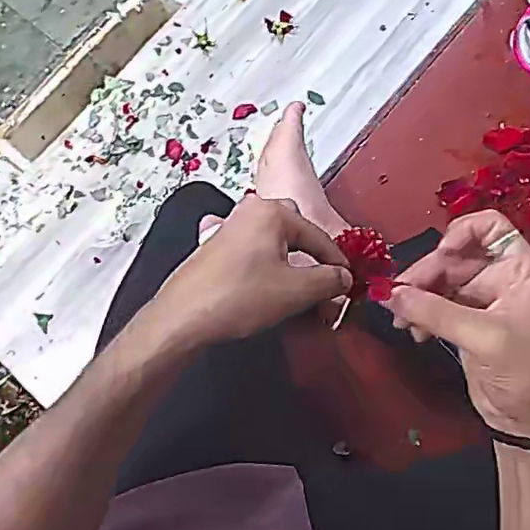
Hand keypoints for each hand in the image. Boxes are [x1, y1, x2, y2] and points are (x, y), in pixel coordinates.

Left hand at [142, 195, 351, 352]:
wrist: (182, 318)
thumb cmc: (236, 298)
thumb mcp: (297, 291)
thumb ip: (329, 281)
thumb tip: (343, 277)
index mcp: (272, 213)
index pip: (318, 235)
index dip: (337, 261)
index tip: (347, 280)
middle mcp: (248, 211)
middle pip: (295, 228)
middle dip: (311, 252)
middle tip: (322, 277)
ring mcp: (227, 227)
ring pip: (271, 237)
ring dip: (287, 258)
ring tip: (295, 284)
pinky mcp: (212, 246)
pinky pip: (248, 247)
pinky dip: (262, 261)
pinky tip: (260, 280)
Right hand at [387, 211, 529, 440]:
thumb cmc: (526, 374)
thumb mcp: (484, 338)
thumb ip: (435, 312)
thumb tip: (388, 294)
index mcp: (520, 271)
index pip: (492, 227)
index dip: (463, 232)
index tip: (440, 254)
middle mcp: (502, 279)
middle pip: (457, 256)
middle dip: (427, 273)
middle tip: (399, 296)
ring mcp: (483, 301)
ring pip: (442, 281)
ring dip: (417, 295)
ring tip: (400, 319)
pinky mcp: (468, 323)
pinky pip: (437, 305)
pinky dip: (420, 313)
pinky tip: (412, 331)